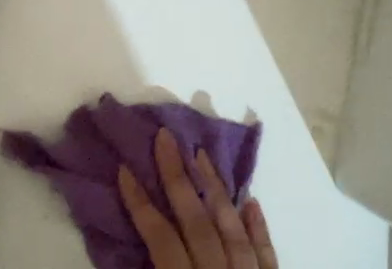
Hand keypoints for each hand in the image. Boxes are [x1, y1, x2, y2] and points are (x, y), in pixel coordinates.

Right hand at [119, 129, 277, 268]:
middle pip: (197, 222)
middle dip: (178, 177)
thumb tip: (134, 245)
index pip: (161, 238)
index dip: (141, 204)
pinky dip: (259, 227)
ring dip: (217, 189)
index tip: (124, 169)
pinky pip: (267, 253)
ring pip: (233, 229)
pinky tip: (252, 201)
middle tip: (164, 136)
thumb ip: (151, 268)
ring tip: (202, 153)